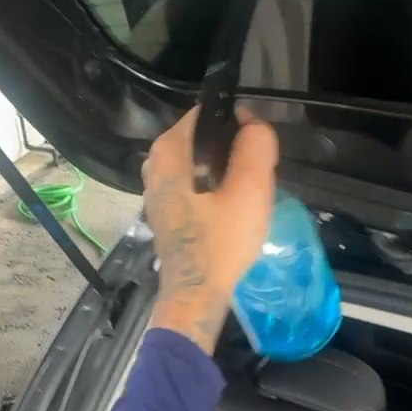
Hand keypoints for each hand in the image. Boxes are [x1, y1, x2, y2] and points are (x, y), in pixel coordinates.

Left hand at [142, 104, 279, 351]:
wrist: (197, 296)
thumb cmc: (221, 244)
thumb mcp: (250, 189)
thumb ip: (256, 145)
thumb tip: (252, 122)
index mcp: (168, 151)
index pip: (208, 114)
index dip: (238, 126)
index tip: (257, 153)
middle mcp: (154, 166)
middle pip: (205, 141)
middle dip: (233, 154)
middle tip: (255, 181)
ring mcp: (156, 193)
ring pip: (201, 167)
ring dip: (226, 177)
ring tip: (245, 200)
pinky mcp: (166, 215)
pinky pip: (195, 189)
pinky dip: (213, 195)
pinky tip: (229, 216)